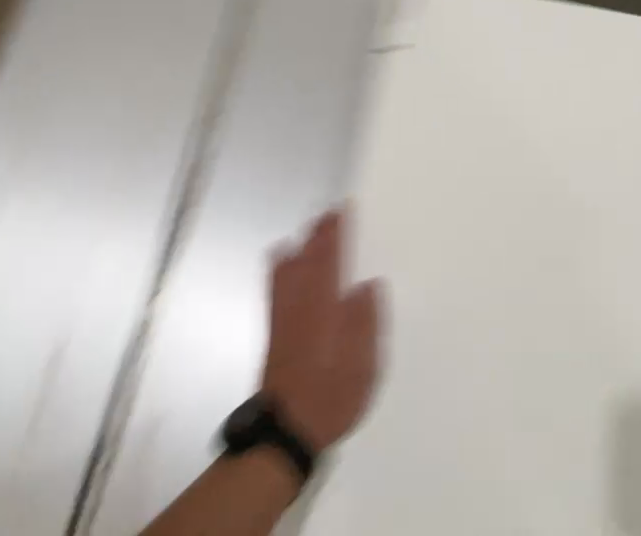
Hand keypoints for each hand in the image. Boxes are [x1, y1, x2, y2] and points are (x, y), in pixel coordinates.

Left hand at [261, 207, 384, 451]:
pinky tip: (291, 271)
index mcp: (323, 306)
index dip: (334, 232)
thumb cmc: (330, 396)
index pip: (327, 257)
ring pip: (284, 268)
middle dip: (316, 234)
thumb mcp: (364, 365)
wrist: (286, 428)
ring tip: (312, 238)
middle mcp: (297, 302)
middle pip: (303, 256)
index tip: (341, 210)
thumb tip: (368, 285)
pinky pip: (276, 285)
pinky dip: (284, 267)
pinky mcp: (273, 330)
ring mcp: (281, 315)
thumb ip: (365, 321)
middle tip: (330, 217)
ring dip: (299, 247)